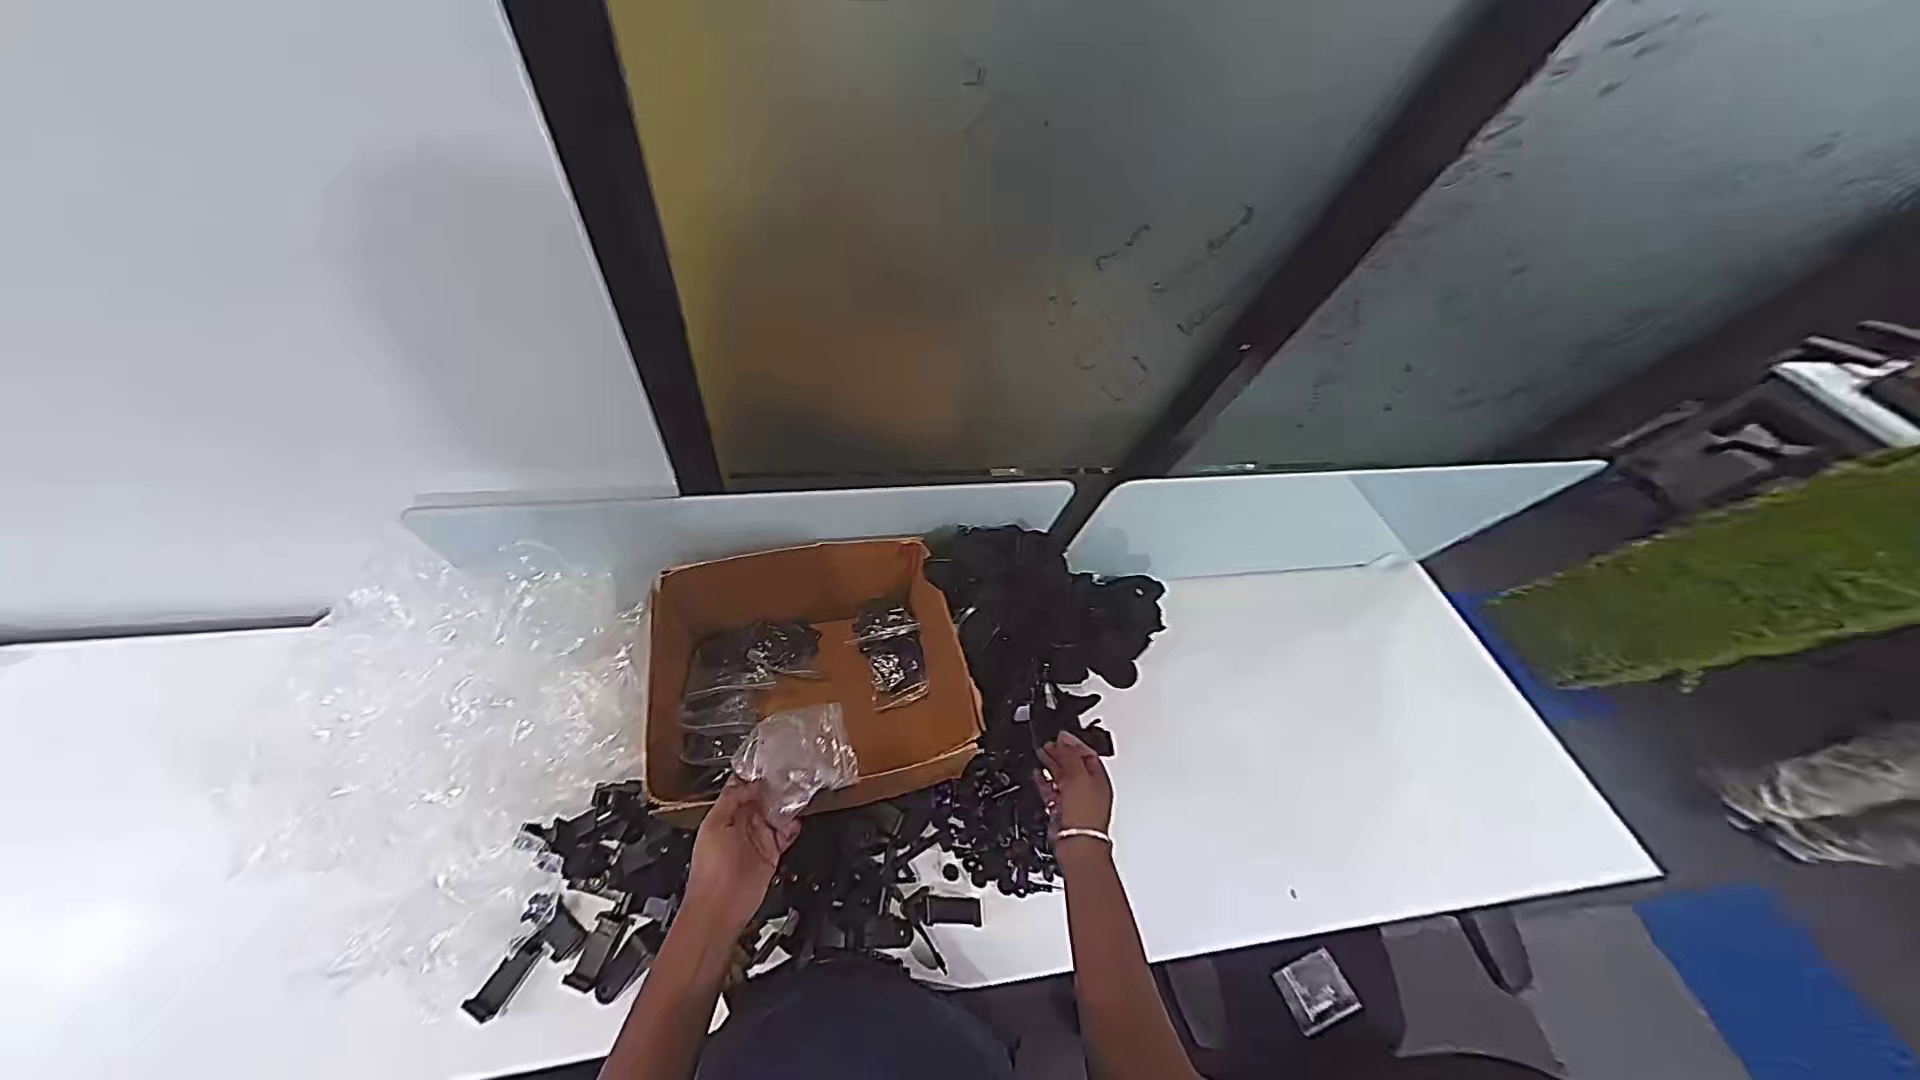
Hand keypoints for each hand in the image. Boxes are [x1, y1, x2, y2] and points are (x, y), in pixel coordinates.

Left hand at [683, 778, 800, 938]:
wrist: (719, 908)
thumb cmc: (710, 871)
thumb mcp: (714, 825)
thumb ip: (731, 800)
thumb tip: (749, 782)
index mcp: (726, 815)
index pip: (743, 789)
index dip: (756, 777)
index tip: (771, 764)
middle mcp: (743, 825)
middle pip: (764, 799)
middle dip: (776, 788)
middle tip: (791, 774)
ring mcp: (759, 839)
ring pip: (777, 814)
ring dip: (787, 805)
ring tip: (798, 793)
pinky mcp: (772, 853)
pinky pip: (787, 834)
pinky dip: (794, 826)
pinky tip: (796, 820)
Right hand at [1035, 731, 1112, 838]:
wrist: (1077, 842)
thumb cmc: (1086, 815)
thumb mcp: (1079, 776)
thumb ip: (1071, 756)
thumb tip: (1064, 740)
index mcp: (1098, 779)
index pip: (1087, 755)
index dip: (1073, 744)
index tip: (1061, 736)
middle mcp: (1087, 789)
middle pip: (1072, 764)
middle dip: (1060, 752)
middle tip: (1048, 743)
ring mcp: (1073, 800)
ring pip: (1060, 777)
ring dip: (1050, 764)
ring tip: (1041, 753)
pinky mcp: (1060, 809)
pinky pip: (1050, 791)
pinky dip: (1043, 781)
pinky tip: (1038, 774)